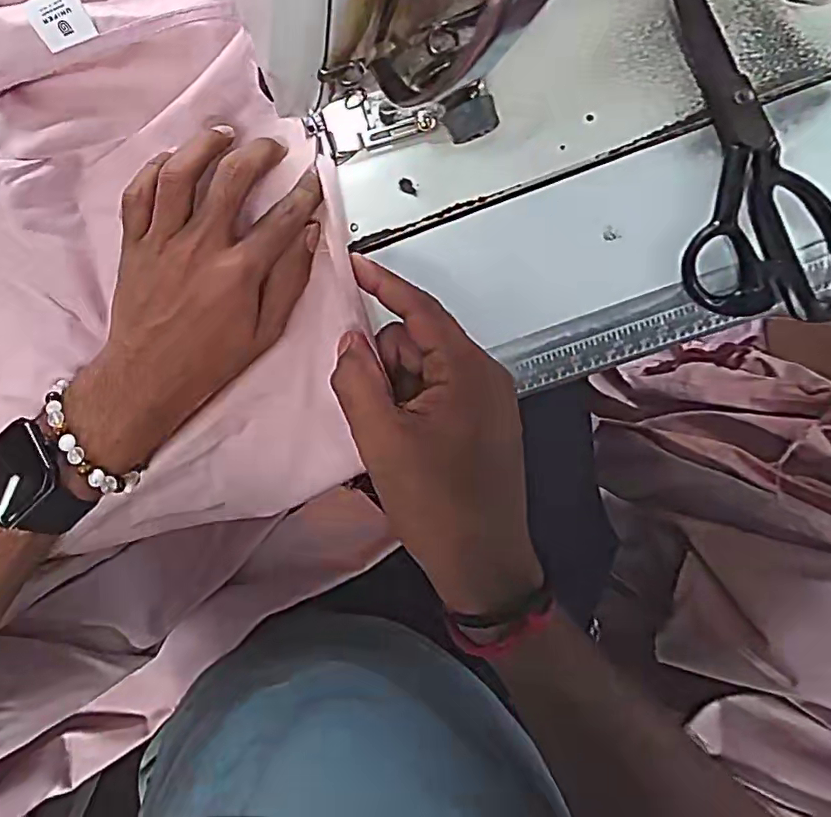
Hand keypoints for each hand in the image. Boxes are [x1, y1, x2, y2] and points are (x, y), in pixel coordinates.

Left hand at [64, 126, 323, 481]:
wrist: (147, 376)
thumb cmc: (204, 360)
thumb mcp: (264, 331)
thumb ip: (289, 280)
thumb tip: (307, 237)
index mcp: (237, 272)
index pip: (281, 217)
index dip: (304, 192)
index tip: (312, 180)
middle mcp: (199, 248)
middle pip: (232, 179)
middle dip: (258, 154)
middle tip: (271, 148)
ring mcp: (162, 243)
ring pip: (179, 175)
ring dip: (203, 147)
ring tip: (222, 135)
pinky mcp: (135, 245)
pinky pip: (136, 195)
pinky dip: (151, 170)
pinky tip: (169, 160)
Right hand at [330, 255, 541, 615]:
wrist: (482, 567)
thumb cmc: (439, 506)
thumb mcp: (382, 440)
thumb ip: (357, 380)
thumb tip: (349, 341)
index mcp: (467, 371)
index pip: (420, 310)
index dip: (383, 284)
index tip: (353, 264)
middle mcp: (481, 377)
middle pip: (412, 342)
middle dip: (381, 366)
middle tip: (371, 414)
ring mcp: (481, 400)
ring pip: (415, 369)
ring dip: (390, 392)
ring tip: (388, 440)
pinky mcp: (476, 421)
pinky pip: (427, 392)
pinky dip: (403, 406)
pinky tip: (399, 443)